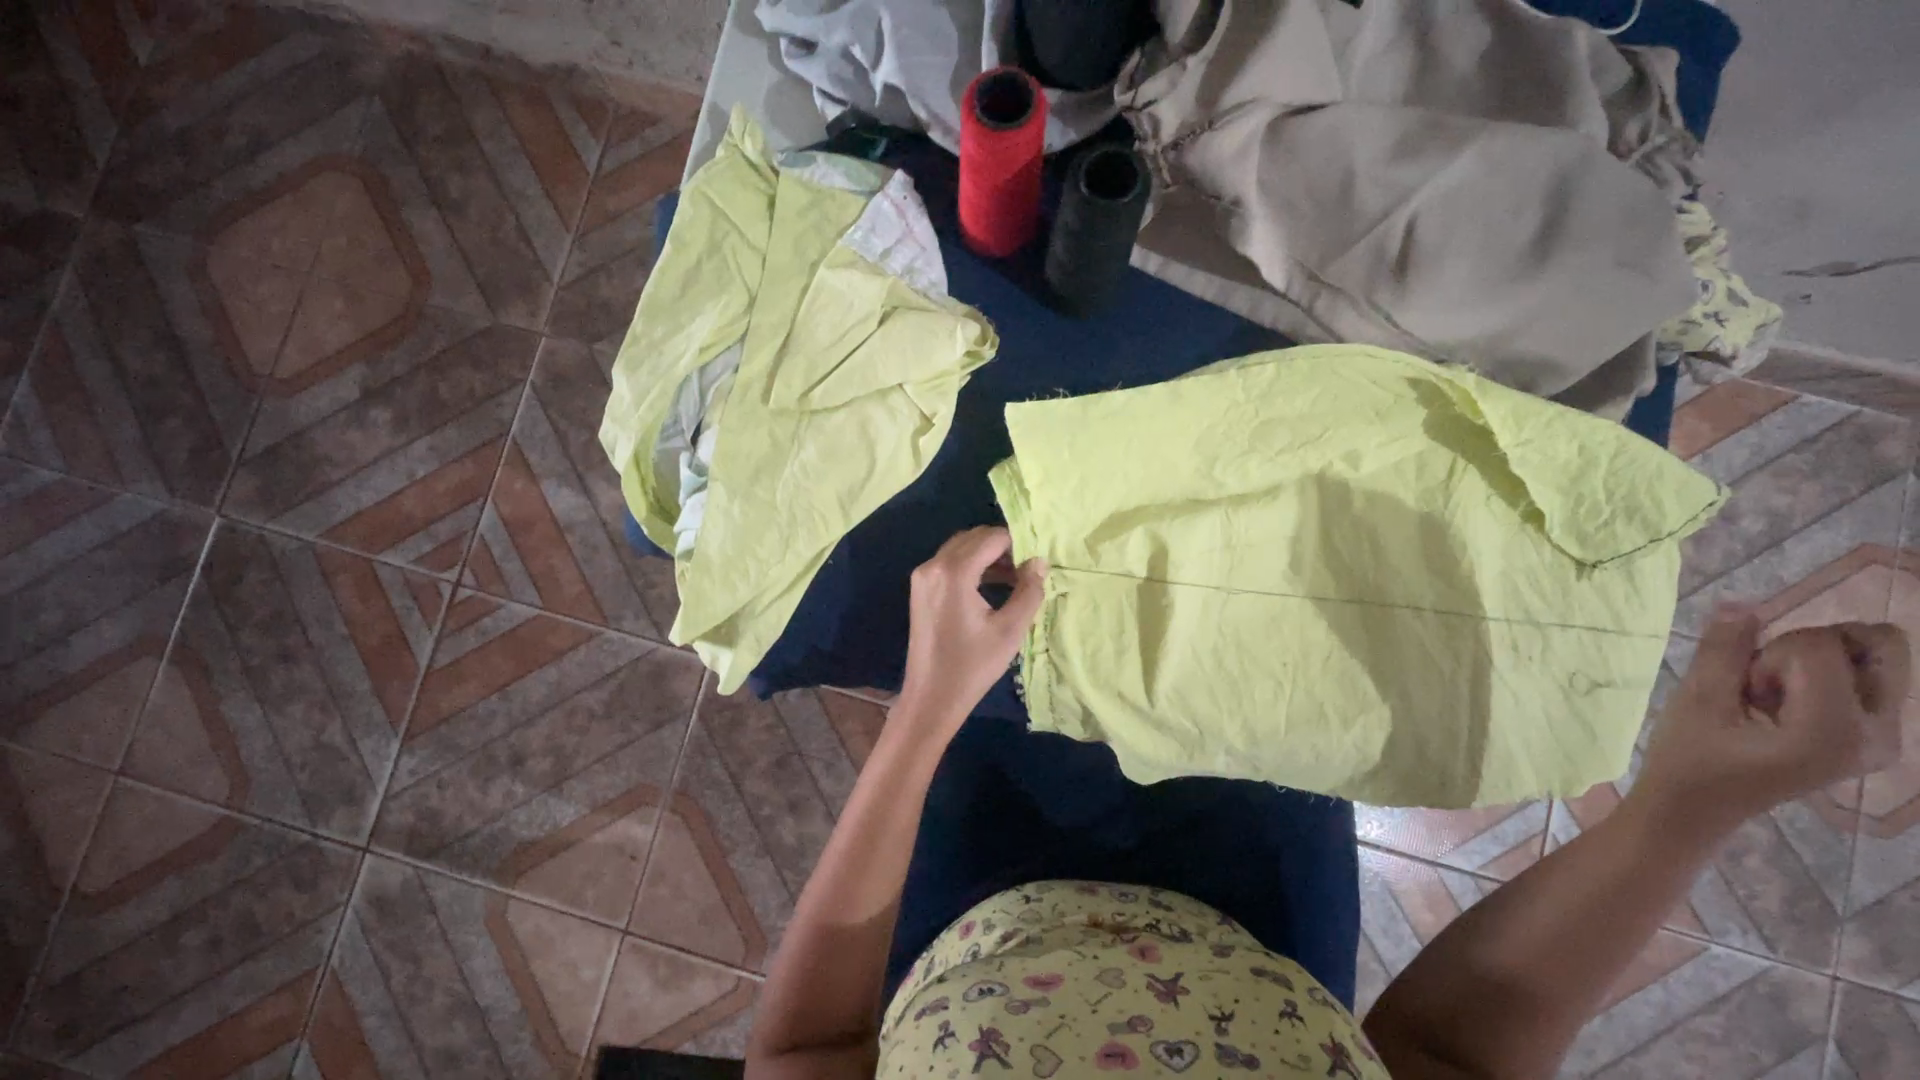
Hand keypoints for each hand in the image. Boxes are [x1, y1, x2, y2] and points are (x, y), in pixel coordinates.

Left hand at [896, 527, 1047, 733]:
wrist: (932, 696)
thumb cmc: (973, 666)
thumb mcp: (1010, 630)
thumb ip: (1029, 590)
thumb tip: (1039, 562)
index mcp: (954, 572)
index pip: (992, 538)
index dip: (1017, 546)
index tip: (1033, 567)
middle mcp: (933, 565)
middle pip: (974, 537)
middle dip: (1001, 548)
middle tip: (1024, 571)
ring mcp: (923, 576)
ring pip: (960, 548)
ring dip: (987, 556)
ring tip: (1013, 580)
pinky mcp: (920, 589)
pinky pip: (949, 563)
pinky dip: (971, 566)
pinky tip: (991, 587)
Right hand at [1633, 605, 1909, 834]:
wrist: (1696, 808)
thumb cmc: (1689, 758)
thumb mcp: (1696, 699)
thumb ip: (1724, 649)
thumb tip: (1742, 603)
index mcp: (1836, 729)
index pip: (1820, 646)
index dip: (1767, 655)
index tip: (1744, 692)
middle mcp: (1882, 734)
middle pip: (1880, 645)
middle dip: (1815, 647)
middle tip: (1769, 682)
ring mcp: (1886, 739)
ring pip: (1876, 657)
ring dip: (1819, 661)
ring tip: (1776, 698)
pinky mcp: (1878, 738)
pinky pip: (1870, 678)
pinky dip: (1827, 675)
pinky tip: (1790, 705)